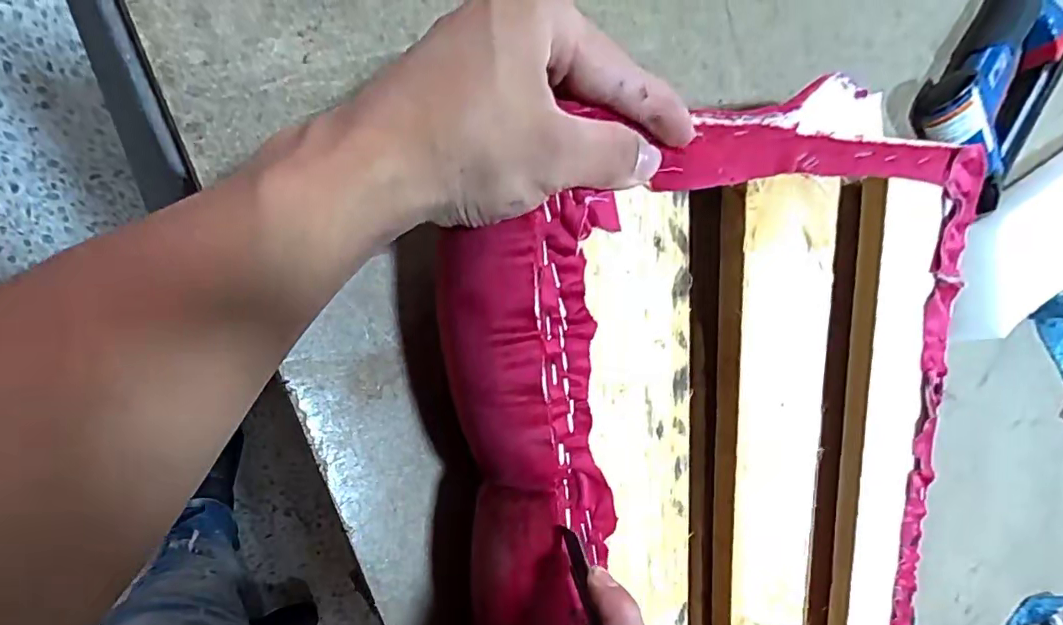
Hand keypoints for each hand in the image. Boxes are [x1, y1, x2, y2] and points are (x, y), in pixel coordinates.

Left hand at [341, 0, 694, 227]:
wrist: (376, 166)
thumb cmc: (470, 149)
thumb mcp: (553, 155)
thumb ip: (609, 155)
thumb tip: (647, 160)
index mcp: (538, 14)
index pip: (615, 69)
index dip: (655, 108)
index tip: (686, 135)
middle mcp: (503, 19)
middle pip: (577, 78)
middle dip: (610, 122)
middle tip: (642, 156)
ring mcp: (468, 52)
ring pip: (540, 98)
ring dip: (570, 137)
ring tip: (595, 171)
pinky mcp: (444, 89)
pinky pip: (507, 112)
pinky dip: (531, 141)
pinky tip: (538, 167)